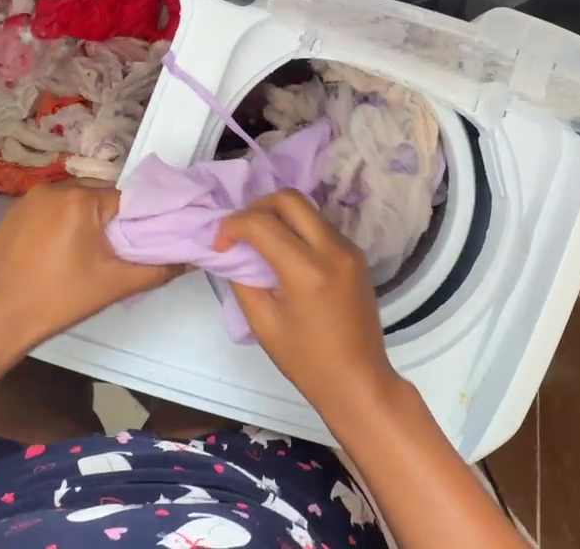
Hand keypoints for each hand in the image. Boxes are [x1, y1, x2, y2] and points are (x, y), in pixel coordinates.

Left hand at [0, 180, 180, 349]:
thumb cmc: (57, 300)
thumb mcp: (114, 285)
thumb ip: (158, 268)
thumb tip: (192, 258)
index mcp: (81, 200)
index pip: (127, 200)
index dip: (141, 222)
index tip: (145, 243)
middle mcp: (54, 189)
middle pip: (100, 201)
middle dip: (112, 225)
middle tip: (115, 256)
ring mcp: (29, 200)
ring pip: (75, 206)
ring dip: (86, 225)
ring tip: (87, 258)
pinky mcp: (12, 214)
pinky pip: (50, 212)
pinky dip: (61, 227)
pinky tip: (59, 256)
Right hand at [216, 190, 400, 415]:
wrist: (359, 380)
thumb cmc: (307, 361)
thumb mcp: (263, 323)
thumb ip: (244, 280)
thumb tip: (234, 252)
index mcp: (307, 270)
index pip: (261, 223)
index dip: (232, 226)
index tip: (220, 244)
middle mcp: (332, 249)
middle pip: (289, 198)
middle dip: (257, 207)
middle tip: (241, 232)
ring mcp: (349, 248)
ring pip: (307, 209)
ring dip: (279, 216)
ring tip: (260, 242)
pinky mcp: (356, 254)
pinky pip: (321, 226)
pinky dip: (298, 229)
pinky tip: (285, 253)